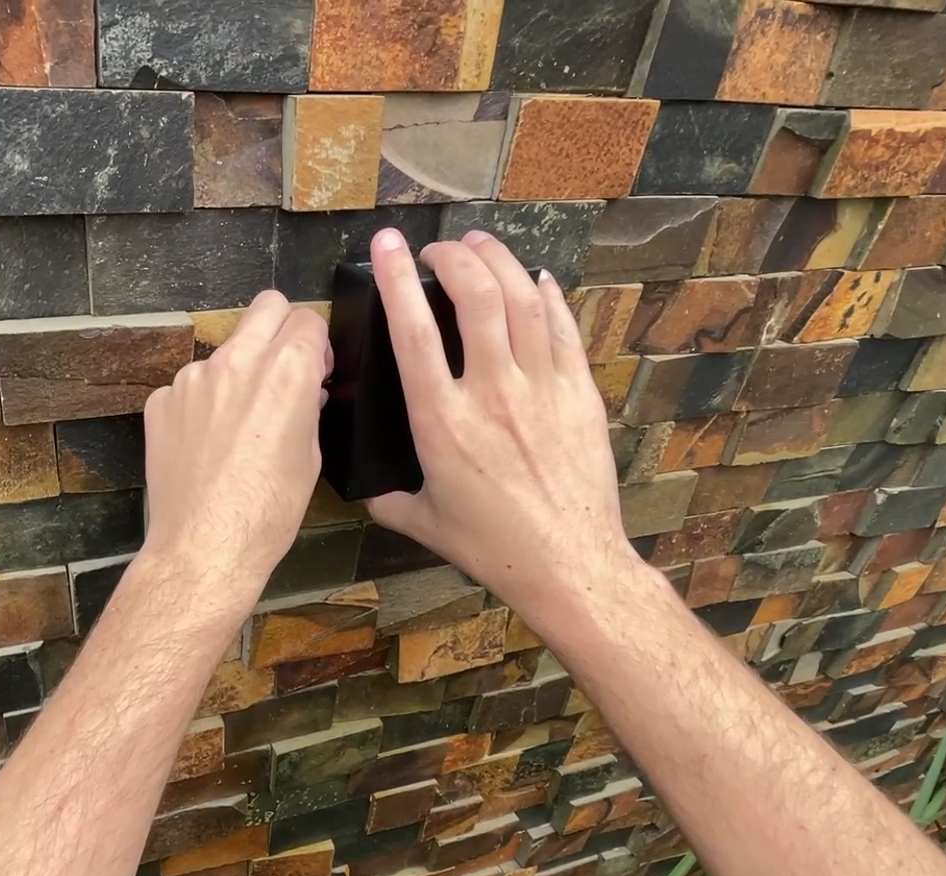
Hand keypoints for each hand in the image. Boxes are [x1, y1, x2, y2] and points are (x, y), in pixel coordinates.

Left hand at [139, 291, 331, 607]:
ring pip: (224, 350)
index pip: (307, 319)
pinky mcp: (160, 401)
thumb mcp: (310, 457)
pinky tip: (204, 445)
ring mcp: (191, 379)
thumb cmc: (269, 512)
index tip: (314, 371)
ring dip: (237, 371)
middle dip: (280, 330)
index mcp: (285, 371)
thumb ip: (308, 407)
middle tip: (281, 372)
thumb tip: (306, 390)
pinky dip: (201, 404)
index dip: (315, 345)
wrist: (204, 547)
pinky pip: (188, 386)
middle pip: (265, 307)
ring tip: (237, 425)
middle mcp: (236, 361)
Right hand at [364, 228, 642, 636]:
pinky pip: (562, 326)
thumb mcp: (423, 522)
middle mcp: (491, 392)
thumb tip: (366, 490)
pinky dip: (547, 293)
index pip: (414, 333)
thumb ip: (387, 499)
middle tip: (438, 250)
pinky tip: (536, 278)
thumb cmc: (490, 545)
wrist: (567, 561)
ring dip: (498, 261)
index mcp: (442, 421)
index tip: (387, 245)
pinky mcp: (579, 392)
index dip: (397, 279)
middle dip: (453, 257)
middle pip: (476, 296)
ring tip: (480, 245)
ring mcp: (541, 387)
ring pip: (523, 299)